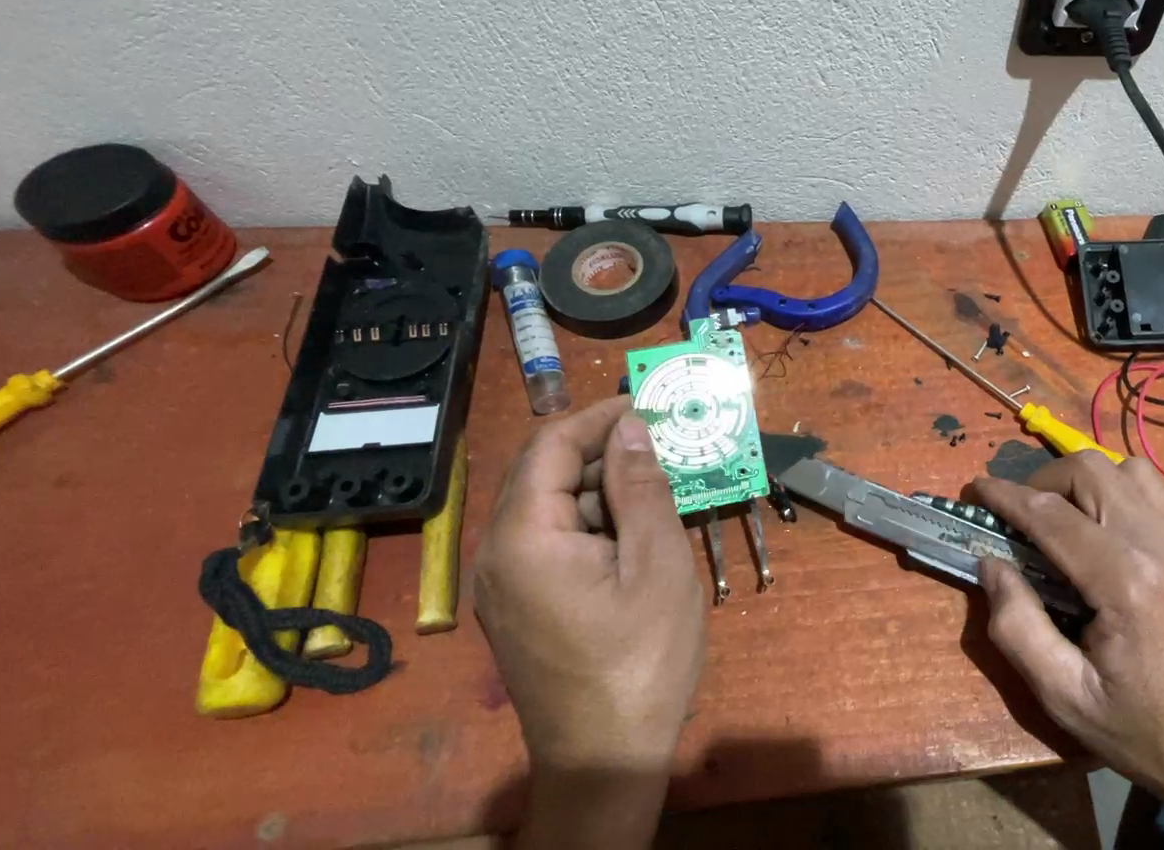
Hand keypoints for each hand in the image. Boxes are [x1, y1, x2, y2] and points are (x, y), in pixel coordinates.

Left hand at [473, 396, 704, 844]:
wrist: (604, 761)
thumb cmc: (641, 658)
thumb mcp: (658, 563)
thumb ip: (641, 486)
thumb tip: (631, 426)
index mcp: (523, 537)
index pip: (550, 445)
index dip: (600, 414)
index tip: (651, 402)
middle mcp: (497, 553)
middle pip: (545, 473)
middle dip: (605, 449)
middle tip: (666, 441)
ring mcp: (504, 584)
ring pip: (551, 508)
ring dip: (604, 487)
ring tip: (662, 483)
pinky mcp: (520, 607)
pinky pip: (552, 542)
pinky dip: (594, 523)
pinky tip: (639, 529)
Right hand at [972, 454, 1163, 847]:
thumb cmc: (1151, 733)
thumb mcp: (1067, 698)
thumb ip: (1018, 627)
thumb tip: (991, 564)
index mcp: (1124, 581)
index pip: (1051, 513)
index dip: (1006, 495)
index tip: (976, 488)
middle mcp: (1159, 543)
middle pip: (1089, 470)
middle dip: (1042, 479)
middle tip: (1016, 513)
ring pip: (1126, 468)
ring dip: (1083, 479)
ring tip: (1060, 515)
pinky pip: (1154, 488)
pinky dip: (1117, 488)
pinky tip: (1104, 525)